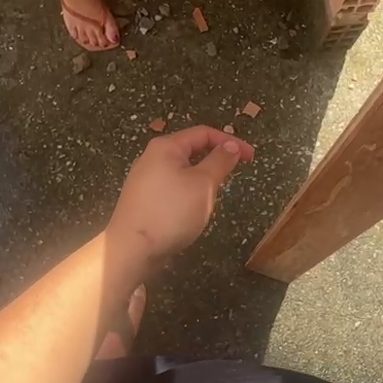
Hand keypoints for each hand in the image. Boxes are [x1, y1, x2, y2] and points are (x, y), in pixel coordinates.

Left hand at [106, 126, 252, 260]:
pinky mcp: (143, 200)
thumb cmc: (170, 212)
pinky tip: (191, 213)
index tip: (251, 157)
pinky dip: (188, 194)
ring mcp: (144, 180)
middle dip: (215, 162)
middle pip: (191, 151)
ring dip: (202, 181)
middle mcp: (151, 157)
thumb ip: (220, 162)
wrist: (131, 249)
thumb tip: (231, 146)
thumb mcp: (203, 184)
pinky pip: (172, 189)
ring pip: (182, 172)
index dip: (230, 142)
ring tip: (212, 199)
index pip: (204, 133)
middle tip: (233, 177)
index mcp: (166, 147)